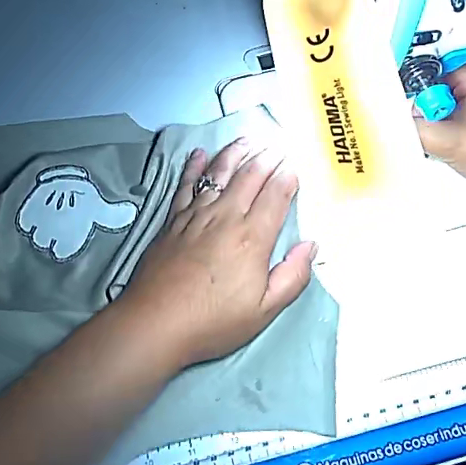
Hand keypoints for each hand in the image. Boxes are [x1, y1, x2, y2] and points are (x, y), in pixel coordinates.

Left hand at [115, 138, 316, 367]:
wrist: (154, 324)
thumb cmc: (214, 321)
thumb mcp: (265, 310)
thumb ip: (293, 276)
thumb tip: (311, 245)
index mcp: (253, 237)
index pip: (276, 196)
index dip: (287, 178)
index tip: (295, 167)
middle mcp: (226, 217)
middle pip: (250, 177)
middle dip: (266, 158)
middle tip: (277, 146)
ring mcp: (196, 216)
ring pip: (219, 174)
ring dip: (235, 153)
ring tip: (247, 140)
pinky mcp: (172, 221)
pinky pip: (186, 186)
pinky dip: (194, 168)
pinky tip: (199, 154)